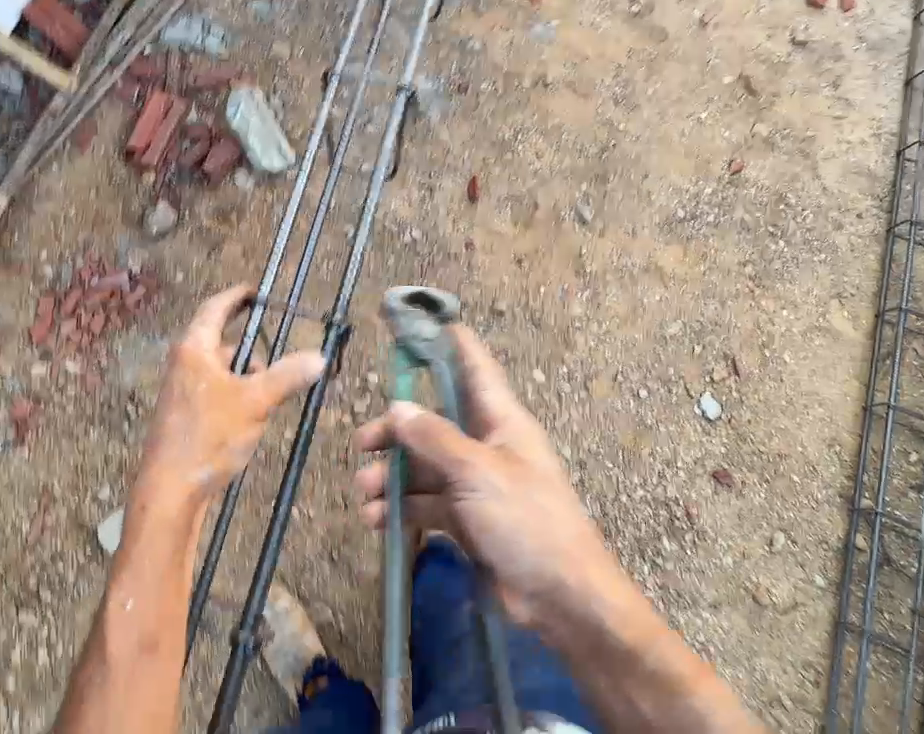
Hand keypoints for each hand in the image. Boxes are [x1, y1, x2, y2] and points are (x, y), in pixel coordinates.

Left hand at [133, 285, 324, 506]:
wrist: (170, 489)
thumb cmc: (208, 437)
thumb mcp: (256, 402)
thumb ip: (288, 376)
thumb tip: (319, 356)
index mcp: (194, 348)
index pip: (216, 308)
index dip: (237, 296)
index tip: (257, 292)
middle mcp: (183, 362)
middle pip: (223, 342)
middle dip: (253, 352)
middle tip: (278, 367)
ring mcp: (181, 390)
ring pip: (222, 371)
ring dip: (246, 379)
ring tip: (266, 402)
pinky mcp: (184, 415)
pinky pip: (216, 392)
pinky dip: (236, 397)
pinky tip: (248, 423)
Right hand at [354, 326, 609, 625]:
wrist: (561, 599)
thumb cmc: (528, 521)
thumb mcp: (479, 473)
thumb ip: (435, 439)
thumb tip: (397, 408)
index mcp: (501, 422)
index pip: (474, 368)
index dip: (449, 344)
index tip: (418, 323)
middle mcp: (485, 446)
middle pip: (432, 423)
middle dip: (396, 432)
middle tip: (362, 444)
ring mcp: (474, 484)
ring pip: (423, 467)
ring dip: (392, 478)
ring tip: (366, 495)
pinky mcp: (466, 520)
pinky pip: (425, 504)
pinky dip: (400, 510)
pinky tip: (378, 522)